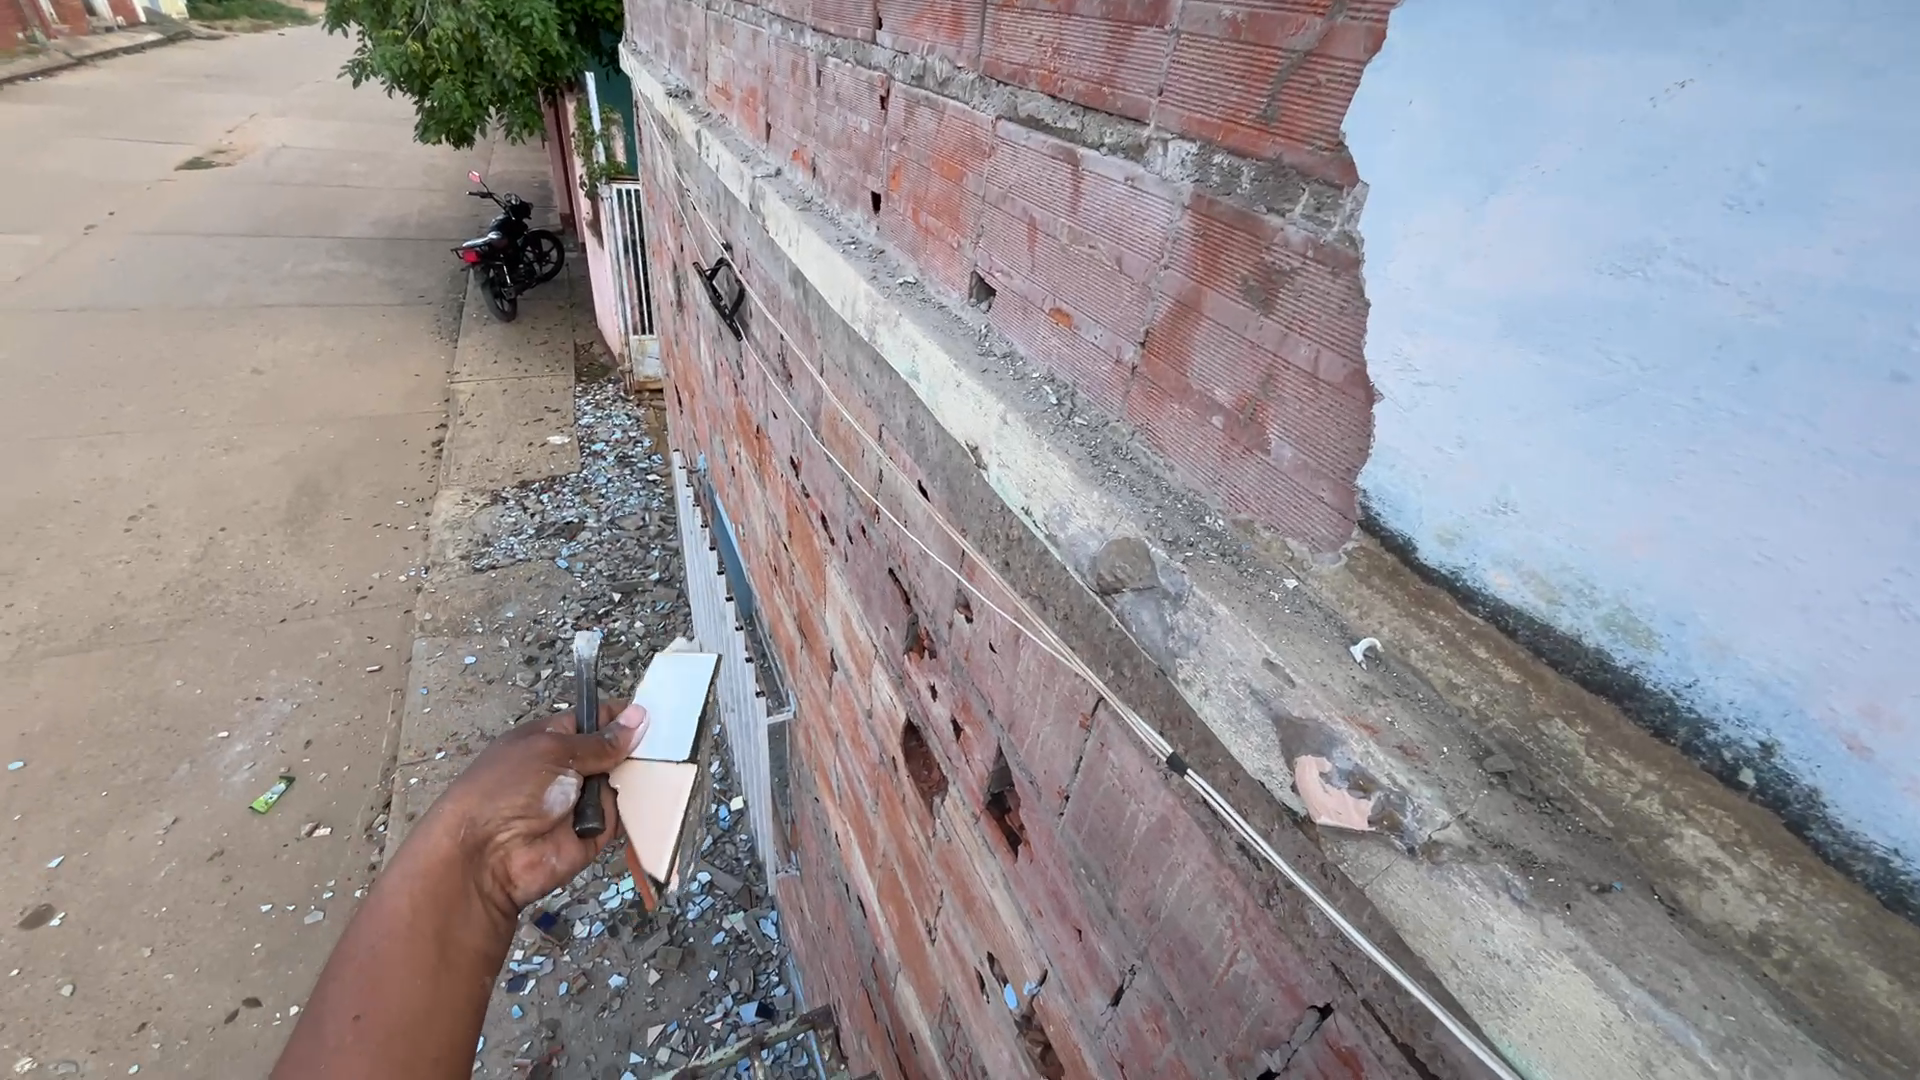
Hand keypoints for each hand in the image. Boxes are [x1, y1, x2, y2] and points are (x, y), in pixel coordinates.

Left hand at [418, 702, 648, 917]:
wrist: (485, 860)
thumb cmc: (507, 791)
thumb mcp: (553, 752)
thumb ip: (602, 740)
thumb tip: (640, 715)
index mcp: (552, 740)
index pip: (595, 719)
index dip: (622, 715)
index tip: (655, 710)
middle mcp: (570, 768)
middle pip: (616, 749)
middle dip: (640, 744)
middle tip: (673, 738)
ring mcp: (585, 799)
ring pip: (626, 779)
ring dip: (644, 773)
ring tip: (671, 762)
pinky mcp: (597, 829)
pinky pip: (627, 812)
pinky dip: (642, 804)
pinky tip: (665, 791)